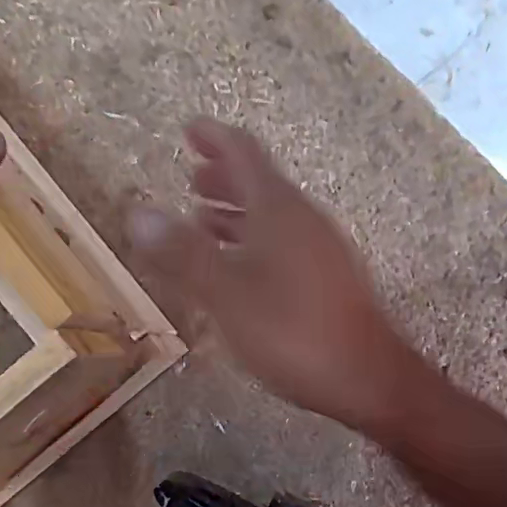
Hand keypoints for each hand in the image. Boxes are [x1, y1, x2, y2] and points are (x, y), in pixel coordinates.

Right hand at [128, 119, 422, 430]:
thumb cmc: (293, 331)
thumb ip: (184, 254)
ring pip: (273, 216)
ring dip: (237, 211)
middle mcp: (304, 220)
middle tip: (192, 174)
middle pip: (261, 183)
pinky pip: (284, 243)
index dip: (216, 137)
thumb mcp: (227, 293)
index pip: (245, 153)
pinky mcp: (329, 280)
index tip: (190, 128)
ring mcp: (322, 250)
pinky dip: (253, 240)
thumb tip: (138, 213)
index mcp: (280, 209)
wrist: (367, 378)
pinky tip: (239, 266)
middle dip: (224, 175)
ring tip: (203, 217)